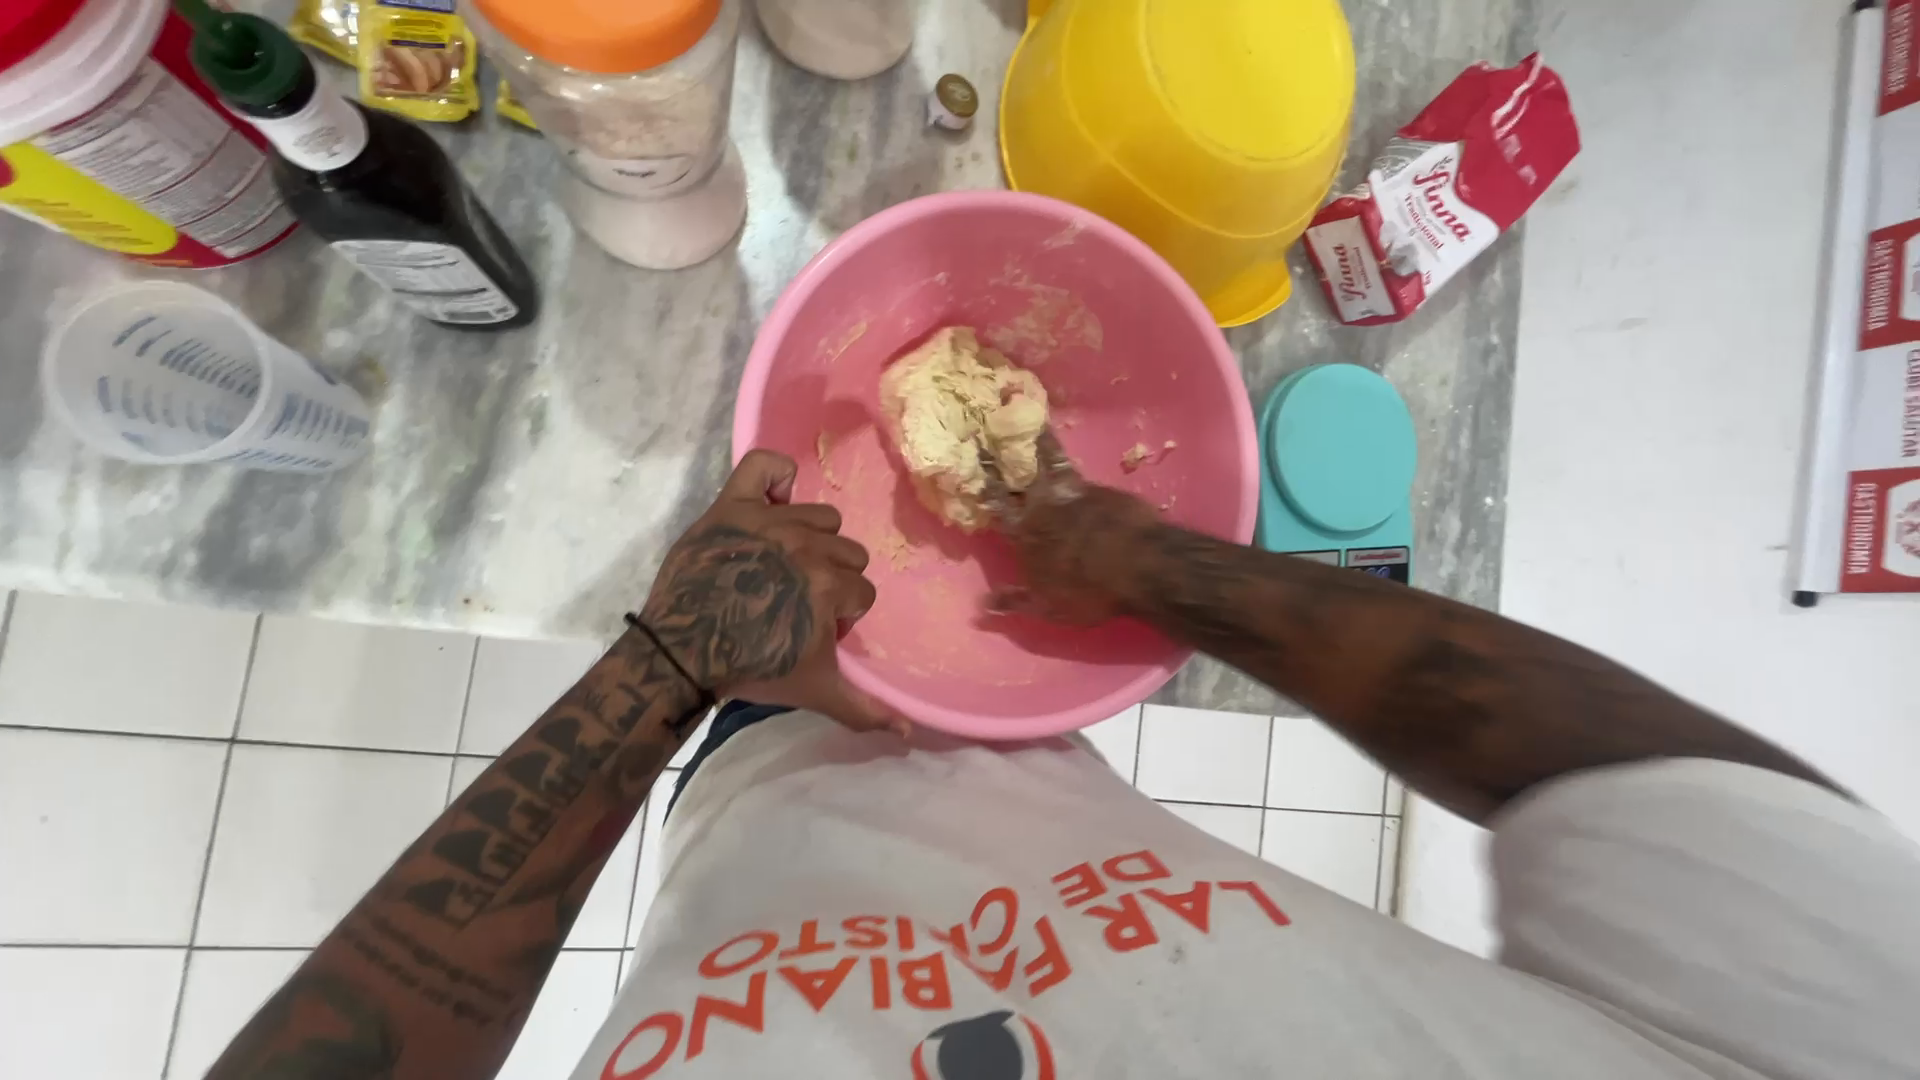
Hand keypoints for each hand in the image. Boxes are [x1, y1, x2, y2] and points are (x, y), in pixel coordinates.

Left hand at [640, 450, 904, 733]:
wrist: (680, 653)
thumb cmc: (752, 669)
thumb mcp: (815, 691)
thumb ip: (866, 710)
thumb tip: (911, 735)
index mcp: (831, 584)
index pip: (862, 592)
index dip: (841, 615)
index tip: (813, 629)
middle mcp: (808, 546)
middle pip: (847, 553)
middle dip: (831, 579)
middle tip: (798, 601)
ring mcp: (770, 521)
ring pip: (821, 517)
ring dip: (812, 541)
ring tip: (783, 567)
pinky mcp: (733, 507)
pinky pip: (764, 466)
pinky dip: (776, 478)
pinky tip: (774, 503)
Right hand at [983, 431, 1160, 623]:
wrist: (1138, 565)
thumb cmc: (1087, 591)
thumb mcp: (1046, 606)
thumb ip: (1012, 602)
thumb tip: (979, 607)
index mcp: (1024, 535)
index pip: (998, 507)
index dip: (985, 485)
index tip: (972, 461)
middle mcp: (1042, 508)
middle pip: (1018, 477)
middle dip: (1002, 455)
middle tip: (987, 428)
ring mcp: (1073, 494)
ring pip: (1048, 461)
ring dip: (1037, 441)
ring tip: (1028, 421)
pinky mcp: (1101, 489)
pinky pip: (1074, 466)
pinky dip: (1062, 452)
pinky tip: (1061, 442)